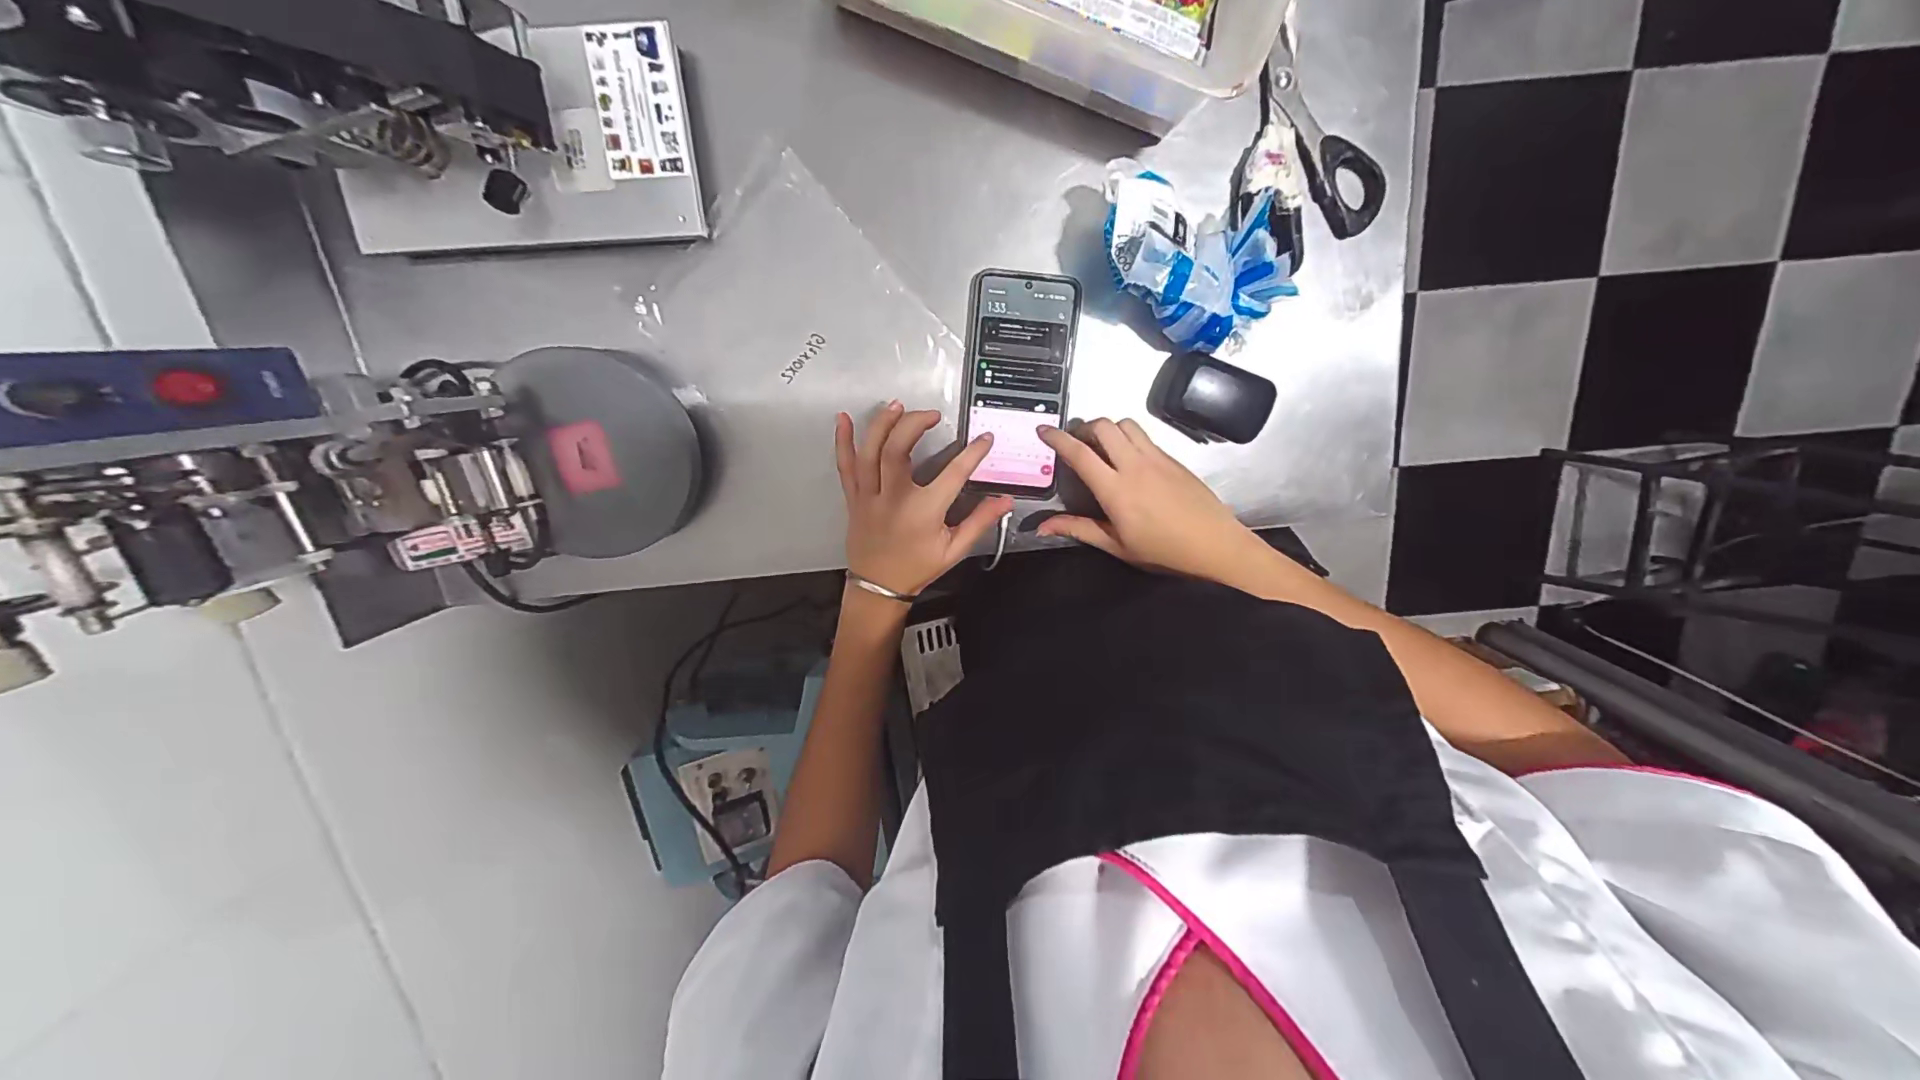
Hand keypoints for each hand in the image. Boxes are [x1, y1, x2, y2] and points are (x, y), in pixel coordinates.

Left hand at [834, 402, 1013, 596]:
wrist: (878, 586)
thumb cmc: (915, 569)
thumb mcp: (954, 549)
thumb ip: (980, 521)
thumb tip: (1004, 502)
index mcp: (923, 512)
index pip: (953, 473)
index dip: (972, 453)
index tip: (984, 440)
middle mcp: (894, 499)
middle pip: (899, 449)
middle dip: (915, 424)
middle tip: (932, 415)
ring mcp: (870, 496)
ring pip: (870, 451)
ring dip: (882, 424)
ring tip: (897, 406)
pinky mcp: (855, 497)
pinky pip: (845, 465)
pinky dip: (842, 440)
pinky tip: (843, 419)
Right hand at [1036, 418, 1266, 583]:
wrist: (1215, 545)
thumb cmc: (1165, 551)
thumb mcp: (1117, 546)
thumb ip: (1079, 529)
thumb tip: (1045, 527)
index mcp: (1116, 490)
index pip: (1080, 453)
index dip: (1057, 438)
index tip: (1044, 431)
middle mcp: (1135, 466)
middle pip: (1103, 426)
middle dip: (1084, 428)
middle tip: (1076, 442)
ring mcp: (1157, 459)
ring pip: (1126, 424)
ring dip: (1108, 428)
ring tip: (1101, 445)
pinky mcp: (1173, 459)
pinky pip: (1145, 436)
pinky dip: (1129, 437)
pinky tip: (1128, 458)